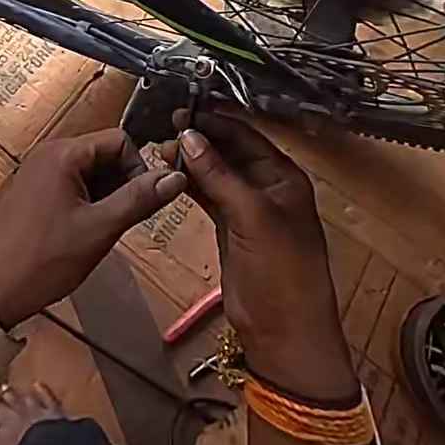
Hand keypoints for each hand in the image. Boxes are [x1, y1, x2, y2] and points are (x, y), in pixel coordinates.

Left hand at [0, 129, 187, 328]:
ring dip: (107, 194)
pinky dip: (88, 201)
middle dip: (123, 182)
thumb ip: (138, 199)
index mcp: (63, 153)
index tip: (144, 201)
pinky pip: (72, 183)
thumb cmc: (43, 258)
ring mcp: (39, 170)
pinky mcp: (34, 189)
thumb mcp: (99, 228)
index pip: (119, 140)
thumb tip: (175, 176)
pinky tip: (87, 231)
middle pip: (104, 153)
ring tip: (105, 229)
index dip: (139, 167)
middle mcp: (50, 153)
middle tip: (125, 219)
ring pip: (90, 170)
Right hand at [165, 109, 358, 401]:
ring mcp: (245, 206)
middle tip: (165, 127)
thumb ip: (219, 174)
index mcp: (282, 177)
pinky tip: (169, 173)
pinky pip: (206, 192)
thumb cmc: (283, 273)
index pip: (244, 135)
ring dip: (189, 159)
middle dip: (198, 138)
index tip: (183, 111)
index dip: (214, 121)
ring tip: (160, 149)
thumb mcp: (251, 215)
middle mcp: (264, 186)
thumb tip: (189, 136)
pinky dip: (188, 181)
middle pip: (226, 150)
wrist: (283, 332)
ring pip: (213, 170)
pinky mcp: (228, 224)